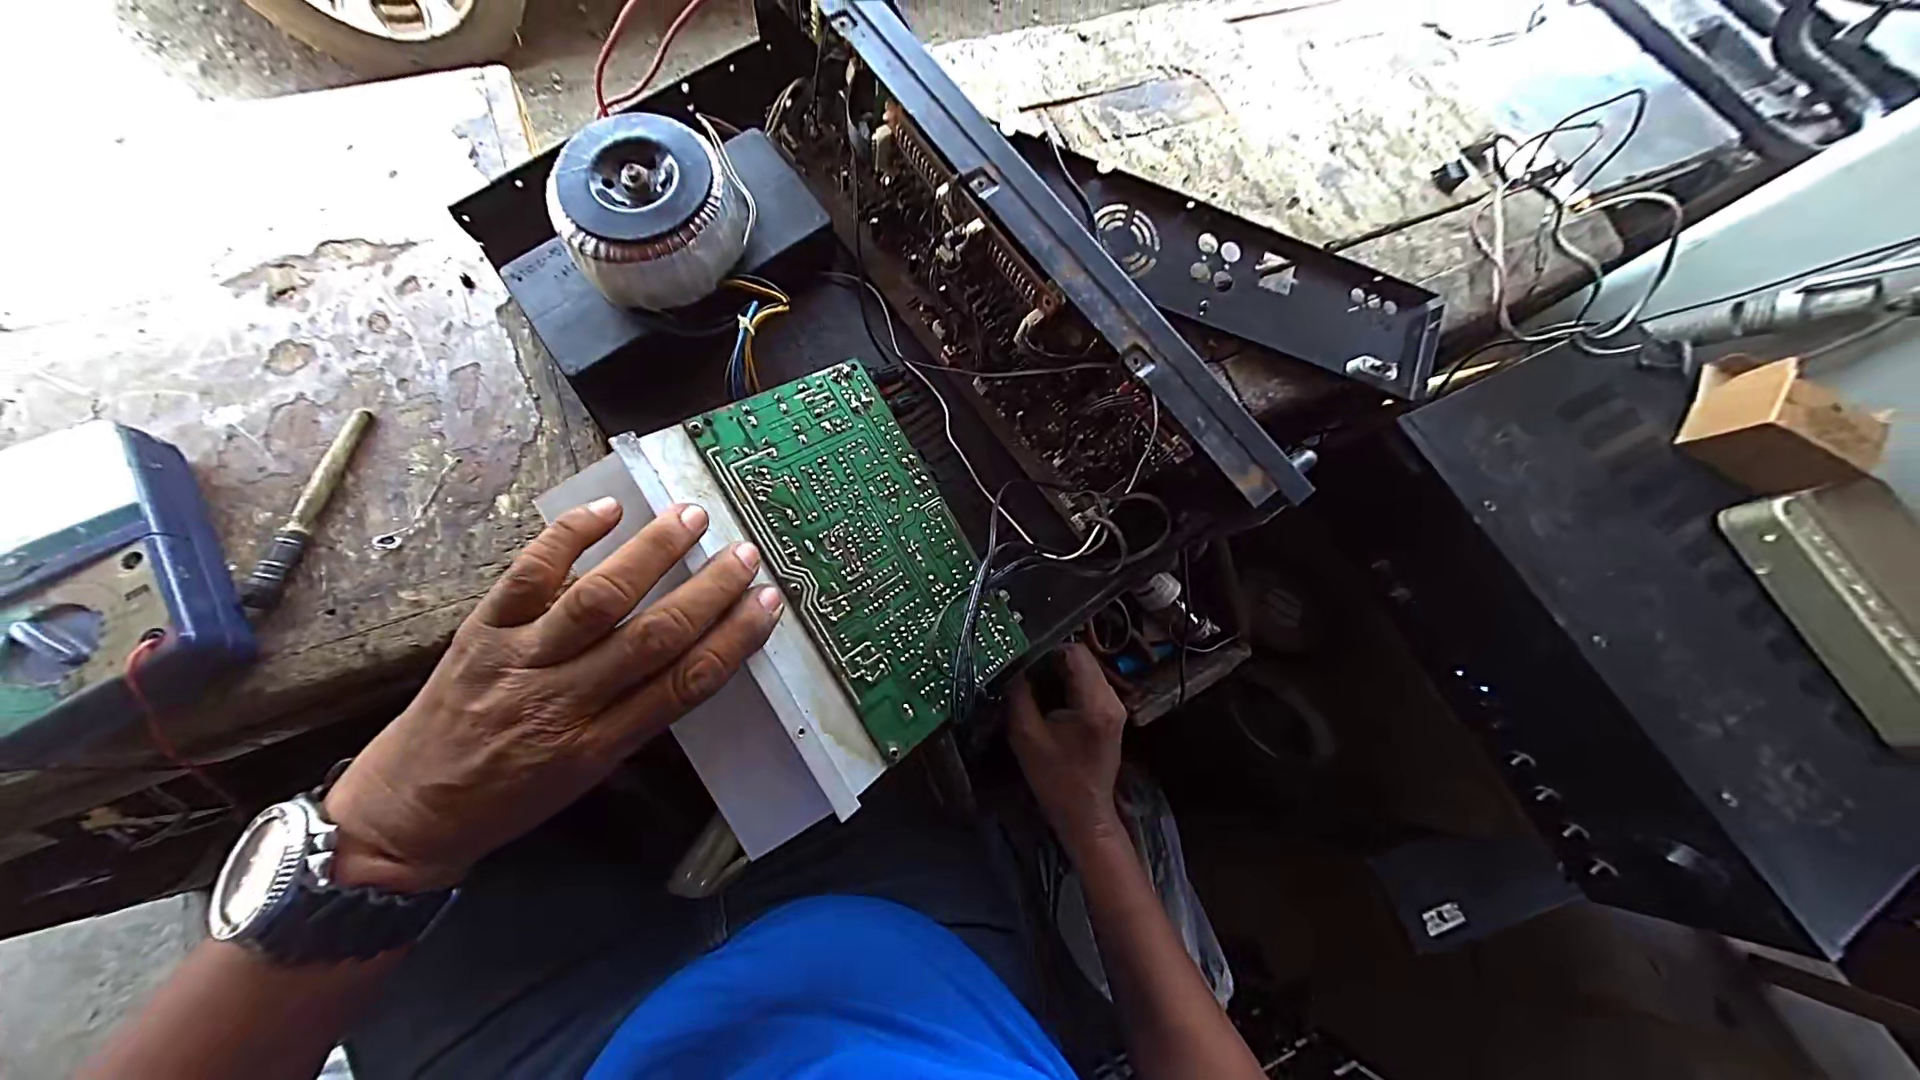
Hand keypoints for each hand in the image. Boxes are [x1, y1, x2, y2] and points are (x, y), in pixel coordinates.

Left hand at [322, 497, 784, 892]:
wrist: (408, 813)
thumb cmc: (514, 796)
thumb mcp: (592, 772)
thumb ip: (643, 713)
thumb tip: (697, 647)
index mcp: (601, 741)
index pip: (685, 683)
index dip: (733, 640)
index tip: (766, 604)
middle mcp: (565, 699)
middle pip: (651, 637)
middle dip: (706, 592)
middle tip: (743, 554)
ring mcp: (519, 659)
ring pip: (596, 601)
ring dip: (649, 555)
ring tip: (690, 518)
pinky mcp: (481, 631)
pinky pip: (527, 578)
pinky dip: (569, 538)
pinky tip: (608, 511)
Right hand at [1008, 643, 1128, 851]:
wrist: (1083, 814)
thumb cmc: (1054, 779)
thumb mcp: (1025, 735)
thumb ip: (1019, 695)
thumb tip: (1012, 666)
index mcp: (1095, 703)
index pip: (1075, 653)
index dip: (1046, 650)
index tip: (1022, 659)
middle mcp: (1112, 699)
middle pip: (1082, 658)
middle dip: (1050, 659)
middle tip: (1024, 670)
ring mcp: (1115, 705)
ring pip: (1085, 668)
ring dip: (1058, 670)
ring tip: (1032, 681)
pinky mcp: (1110, 713)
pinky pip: (1088, 682)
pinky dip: (1067, 682)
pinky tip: (1047, 695)